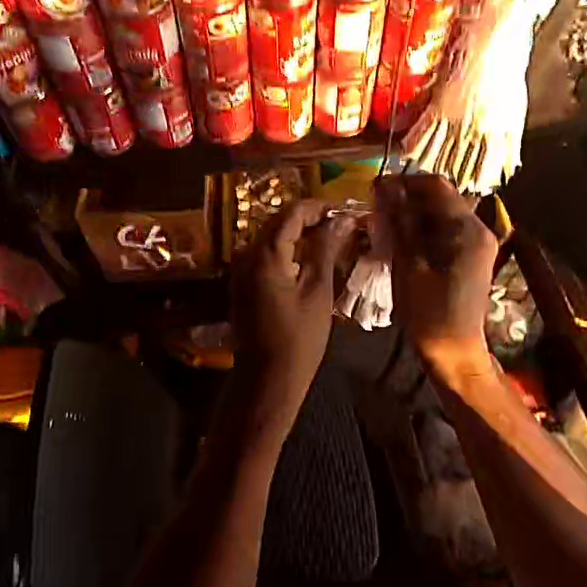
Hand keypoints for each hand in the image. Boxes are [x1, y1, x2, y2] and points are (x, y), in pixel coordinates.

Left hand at [234, 199, 351, 398]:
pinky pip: (265, 254)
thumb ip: (326, 248)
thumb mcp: (318, 290)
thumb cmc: (299, 338)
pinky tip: (309, 258)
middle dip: (310, 218)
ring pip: (271, 237)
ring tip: (330, 239)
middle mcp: (247, 255)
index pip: (292, 212)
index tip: (345, 212)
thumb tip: (342, 219)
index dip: (319, 207)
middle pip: (279, 221)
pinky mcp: (243, 283)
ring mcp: (242, 269)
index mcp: (265, 254)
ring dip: (299, 233)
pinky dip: (287, 249)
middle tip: (341, 224)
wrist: (267, 378)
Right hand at [376, 174, 498, 383]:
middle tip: (376, 208)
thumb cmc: (429, 313)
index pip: (436, 185)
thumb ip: (401, 222)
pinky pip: (444, 230)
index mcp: (468, 230)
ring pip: (440, 213)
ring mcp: (477, 243)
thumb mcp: (409, 265)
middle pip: (440, 197)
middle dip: (407, 197)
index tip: (375, 189)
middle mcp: (479, 230)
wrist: (455, 353)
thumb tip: (386, 187)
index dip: (404, 182)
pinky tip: (400, 240)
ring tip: (383, 224)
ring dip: (412, 213)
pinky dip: (422, 229)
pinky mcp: (470, 256)